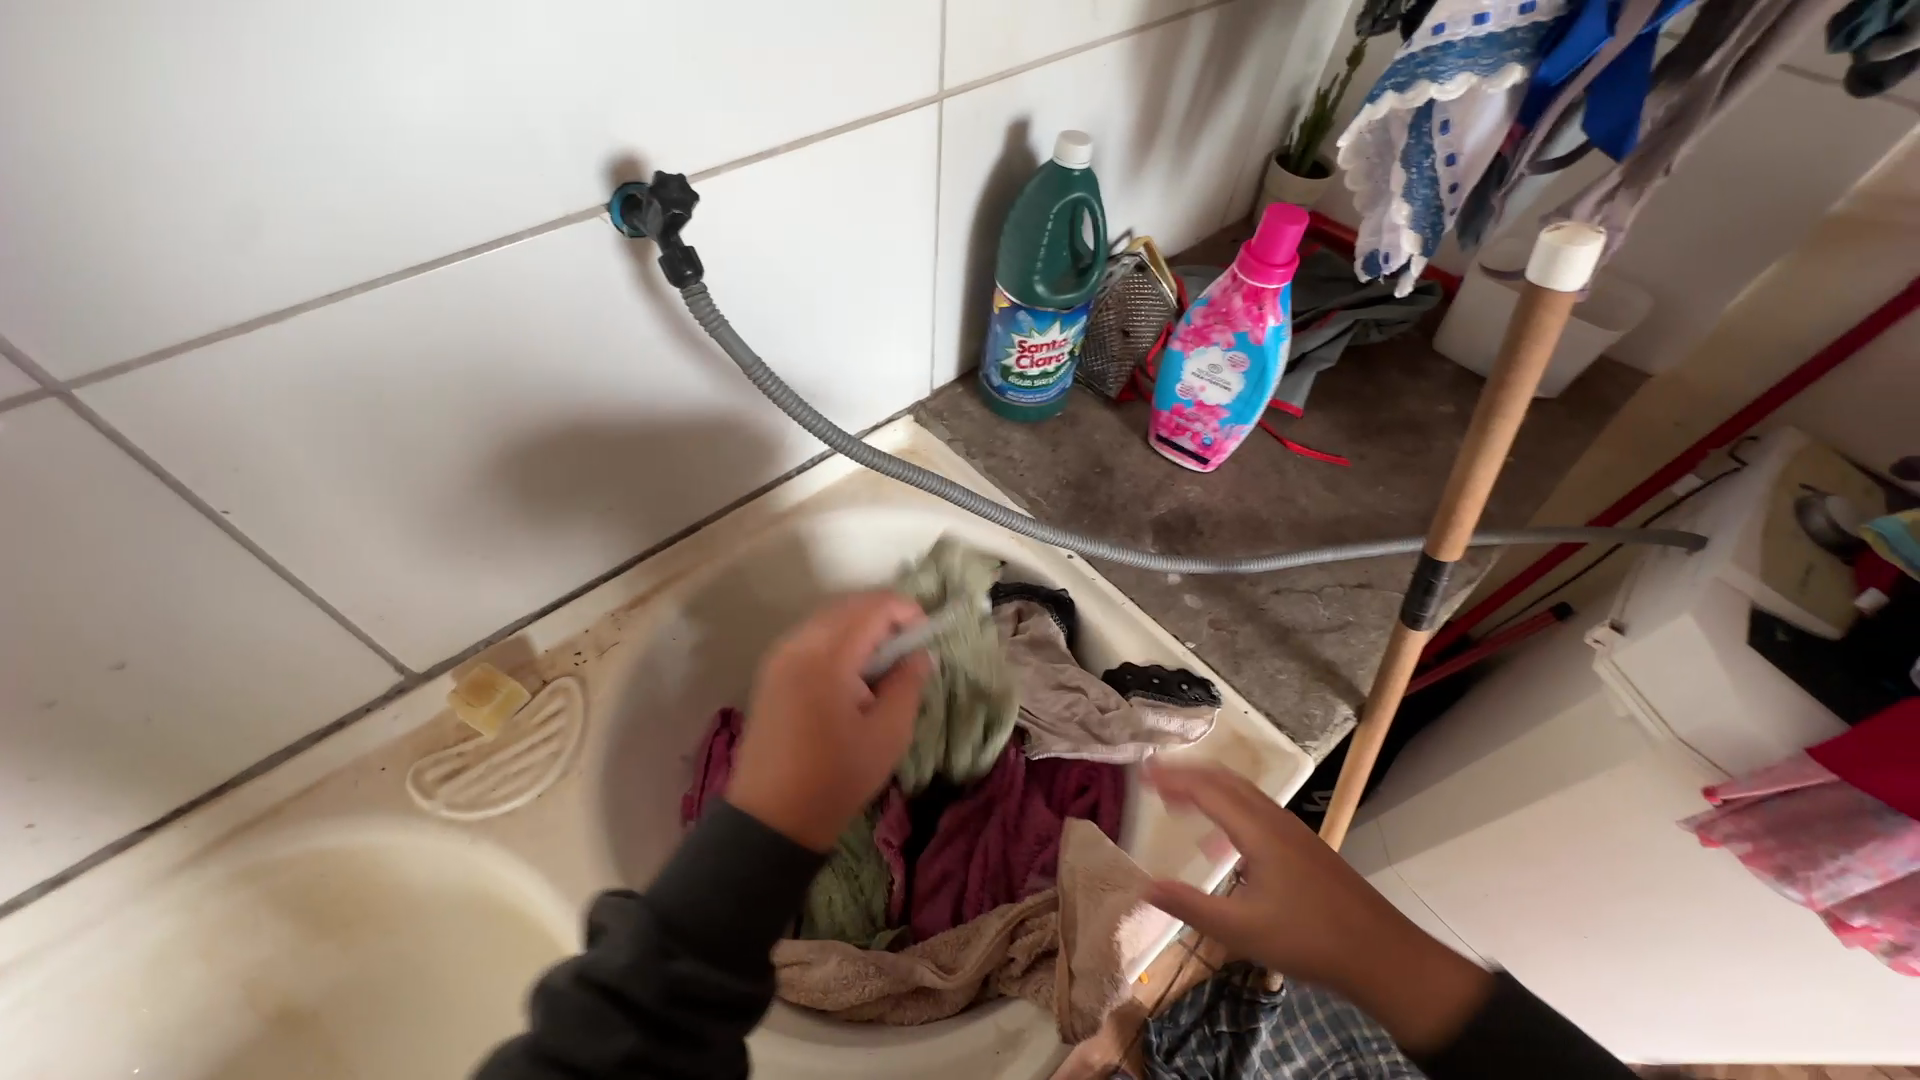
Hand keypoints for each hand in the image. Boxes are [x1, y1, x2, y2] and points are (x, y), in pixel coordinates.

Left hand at [726, 592, 931, 852]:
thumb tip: (919, 654)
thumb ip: (908, 683)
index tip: (927, 636)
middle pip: (848, 606)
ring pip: (828, 618)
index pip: (873, 608)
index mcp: (827, 657)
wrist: (772, 817)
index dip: (906, 611)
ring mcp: (779, 657)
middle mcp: (798, 645)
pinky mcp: (771, 673)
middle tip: (909, 648)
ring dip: (860, 627)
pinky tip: (853, 672)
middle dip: (884, 616)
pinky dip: (838, 640)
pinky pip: (811, 637)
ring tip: (884, 661)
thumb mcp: (889, 733)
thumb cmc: (837, 777)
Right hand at [1142, 763, 1492, 1056]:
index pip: (1206, 790)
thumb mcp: (1242, 931)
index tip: (1141, 773)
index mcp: (1258, 832)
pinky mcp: (1303, 846)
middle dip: (1187, 774)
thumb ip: (1191, 906)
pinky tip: (1220, 842)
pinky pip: (1256, 810)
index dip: (1171, 778)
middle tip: (1153, 780)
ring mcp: (1293, 831)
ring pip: (1243, 793)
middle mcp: (1275, 820)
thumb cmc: (1309, 940)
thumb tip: (1144, 886)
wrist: (1382, 955)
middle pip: (1225, 780)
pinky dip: (1227, 808)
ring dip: (1207, 789)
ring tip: (1177, 802)